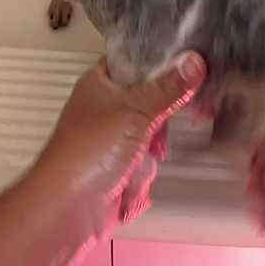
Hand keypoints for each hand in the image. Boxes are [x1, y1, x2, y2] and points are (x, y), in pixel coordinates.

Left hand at [25, 53, 205, 232]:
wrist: (67, 207)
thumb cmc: (95, 147)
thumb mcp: (135, 110)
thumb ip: (168, 87)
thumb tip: (197, 59)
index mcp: (100, 80)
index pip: (136, 59)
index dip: (161, 61)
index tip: (192, 65)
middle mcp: (105, 103)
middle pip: (149, 98)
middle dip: (160, 118)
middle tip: (163, 125)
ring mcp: (111, 135)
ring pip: (151, 132)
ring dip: (151, 149)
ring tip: (145, 157)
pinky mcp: (116, 163)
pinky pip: (143, 158)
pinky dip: (143, 169)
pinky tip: (136, 177)